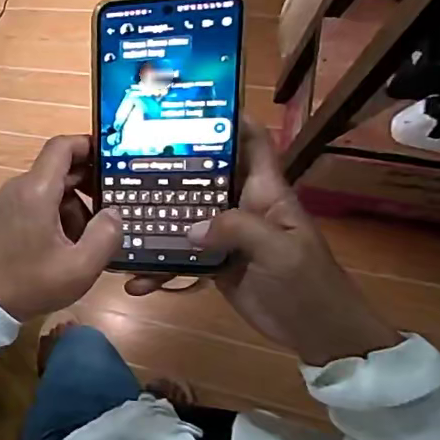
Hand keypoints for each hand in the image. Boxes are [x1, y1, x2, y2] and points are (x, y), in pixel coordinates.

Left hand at [0, 135, 122, 320]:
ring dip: (75, 207)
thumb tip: (114, 213)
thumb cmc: (30, 283)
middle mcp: (20, 187)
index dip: (89, 145)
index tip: (113, 159)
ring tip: (91, 239)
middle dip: (90, 184)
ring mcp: (9, 201)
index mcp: (37, 191)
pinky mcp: (5, 216)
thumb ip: (106, 235)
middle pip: (61, 169)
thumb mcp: (80, 267)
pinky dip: (58, 216)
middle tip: (115, 205)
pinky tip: (69, 246)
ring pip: (52, 190)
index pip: (63, 147)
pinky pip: (38, 203)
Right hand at [126, 120, 397, 365]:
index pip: (251, 143)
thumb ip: (236, 229)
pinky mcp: (214, 262)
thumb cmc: (309, 284)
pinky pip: (181, 258)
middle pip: (205, 175)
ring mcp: (226, 234)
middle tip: (129, 158)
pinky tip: (135, 279)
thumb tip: (189, 228)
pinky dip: (159, 268)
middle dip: (172, 166)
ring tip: (121, 218)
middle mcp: (242, 205)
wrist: (318, 333)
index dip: (229, 119)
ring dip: (157, 218)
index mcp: (265, 192)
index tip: (190, 106)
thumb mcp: (280, 251)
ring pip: (187, 215)